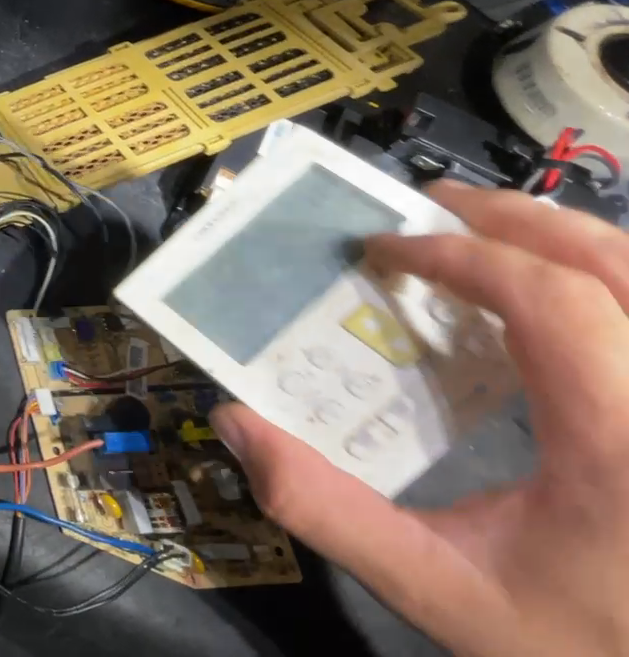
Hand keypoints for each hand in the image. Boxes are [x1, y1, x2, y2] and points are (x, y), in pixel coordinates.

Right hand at [210, 182, 628, 656]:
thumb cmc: (581, 643)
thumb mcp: (440, 591)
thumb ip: (328, 511)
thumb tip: (232, 422)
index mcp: (623, 445)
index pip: (555, 302)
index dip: (462, 256)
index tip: (381, 251)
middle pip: (618, 263)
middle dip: (512, 217)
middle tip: (422, 208)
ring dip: (564, 239)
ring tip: (481, 235)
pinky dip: (605, 276)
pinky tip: (553, 292)